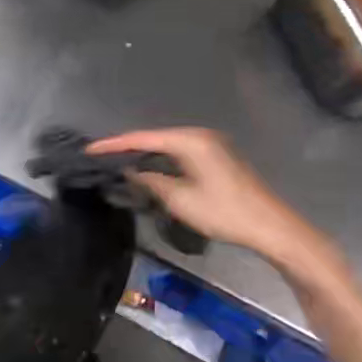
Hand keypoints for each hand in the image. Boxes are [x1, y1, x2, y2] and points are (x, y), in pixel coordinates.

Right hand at [87, 127, 320, 265]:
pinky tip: (148, 169)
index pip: (143, 138)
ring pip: (168, 146)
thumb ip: (151, 181)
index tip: (90, 150)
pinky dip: (161, 159)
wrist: (270, 226)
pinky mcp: (216, 157)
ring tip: (117, 163)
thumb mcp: (180, 200)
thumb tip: (130, 171)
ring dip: (145, 154)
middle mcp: (199, 136)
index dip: (114, 144)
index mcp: (190, 140)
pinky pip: (180, 153)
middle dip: (127, 147)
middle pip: (155, 138)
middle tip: (100, 157)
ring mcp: (210, 145)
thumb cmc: (224, 212)